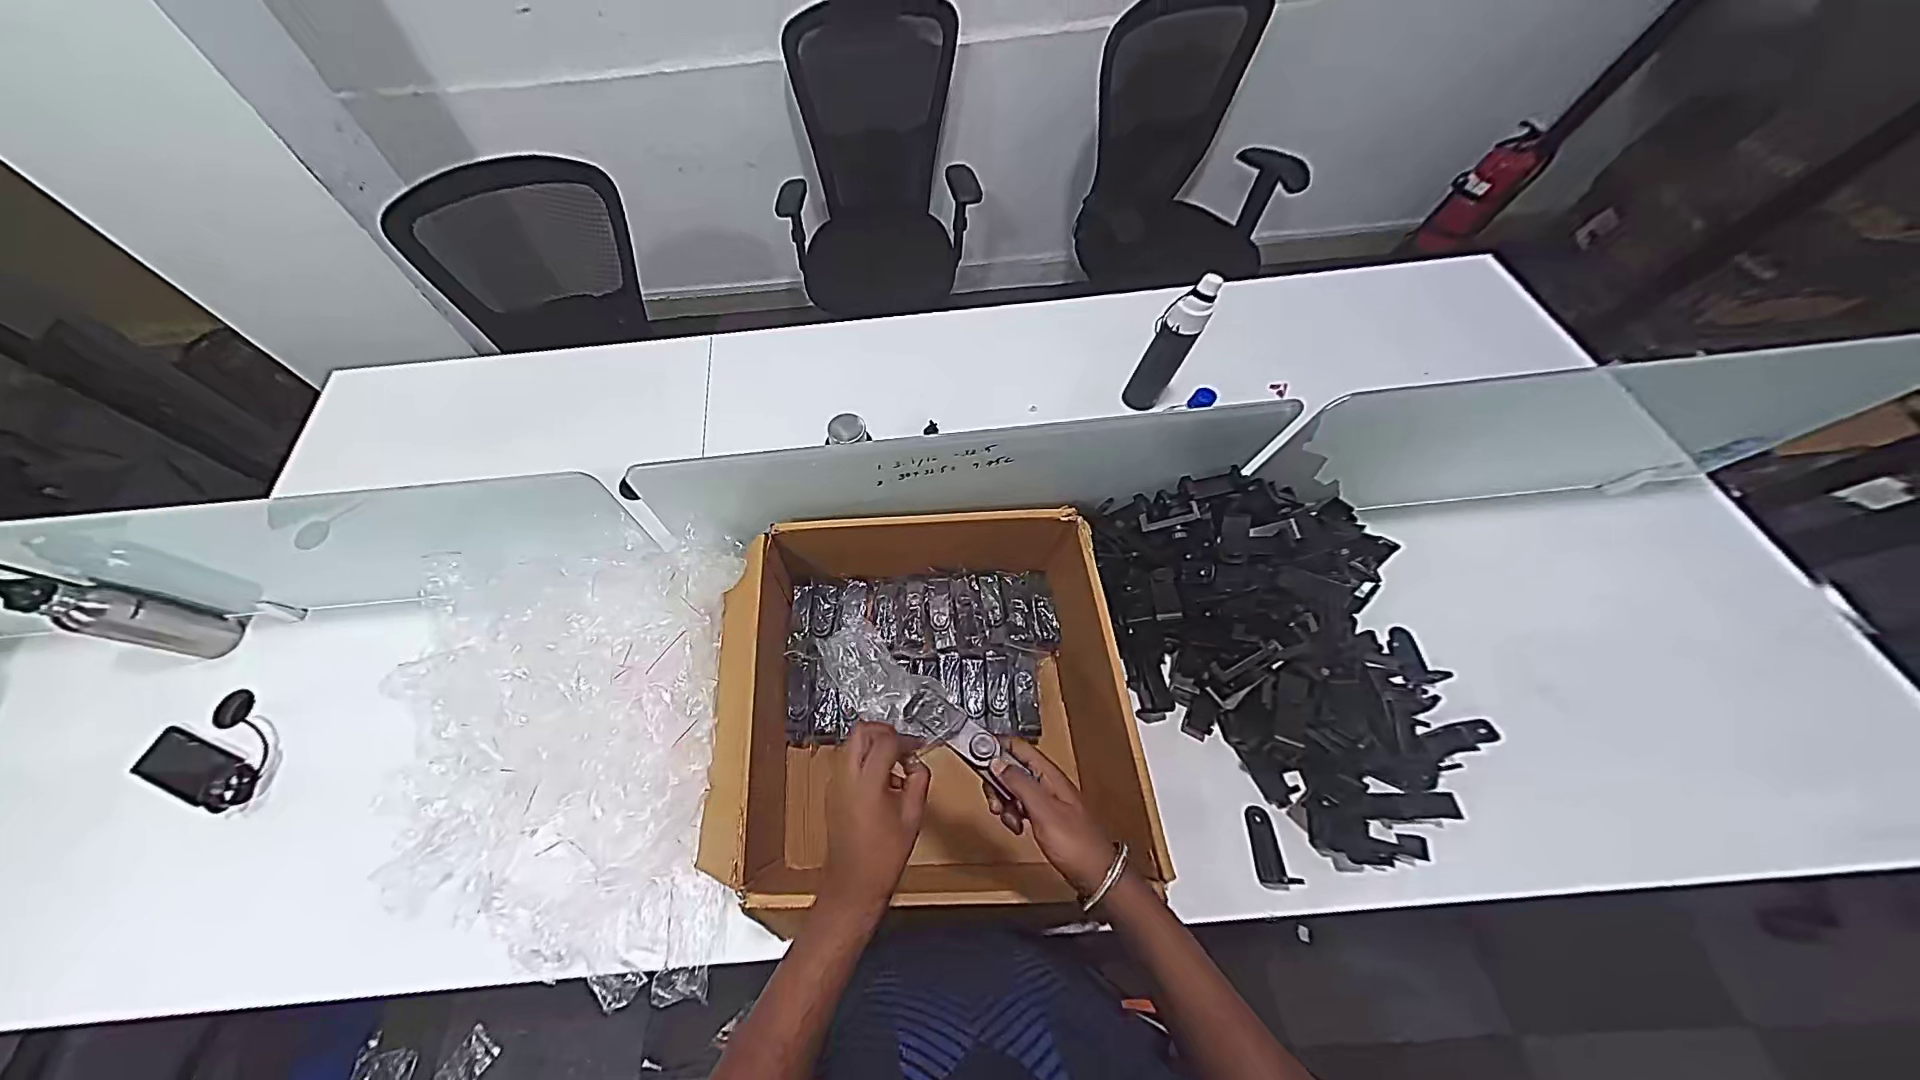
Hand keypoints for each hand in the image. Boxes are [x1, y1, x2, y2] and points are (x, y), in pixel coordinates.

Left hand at [823, 722, 930, 911]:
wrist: (853, 885)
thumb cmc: (881, 859)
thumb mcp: (912, 816)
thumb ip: (919, 781)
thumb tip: (918, 764)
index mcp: (867, 782)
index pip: (886, 741)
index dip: (907, 740)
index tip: (919, 746)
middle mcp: (846, 778)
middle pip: (862, 732)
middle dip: (885, 732)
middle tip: (904, 745)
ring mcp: (835, 784)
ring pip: (853, 745)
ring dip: (876, 746)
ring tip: (897, 767)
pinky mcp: (833, 793)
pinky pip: (849, 763)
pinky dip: (867, 762)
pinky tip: (884, 783)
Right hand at [984, 740, 1119, 895]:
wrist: (1096, 874)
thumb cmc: (1078, 845)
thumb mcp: (1044, 811)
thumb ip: (1020, 784)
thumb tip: (998, 763)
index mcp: (1049, 774)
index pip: (1019, 747)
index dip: (998, 746)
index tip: (980, 755)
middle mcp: (1047, 783)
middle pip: (1012, 768)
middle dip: (998, 782)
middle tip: (996, 801)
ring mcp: (1046, 799)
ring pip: (1014, 788)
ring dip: (1004, 801)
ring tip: (1009, 818)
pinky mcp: (1043, 815)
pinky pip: (1019, 805)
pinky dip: (1012, 814)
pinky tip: (1016, 825)